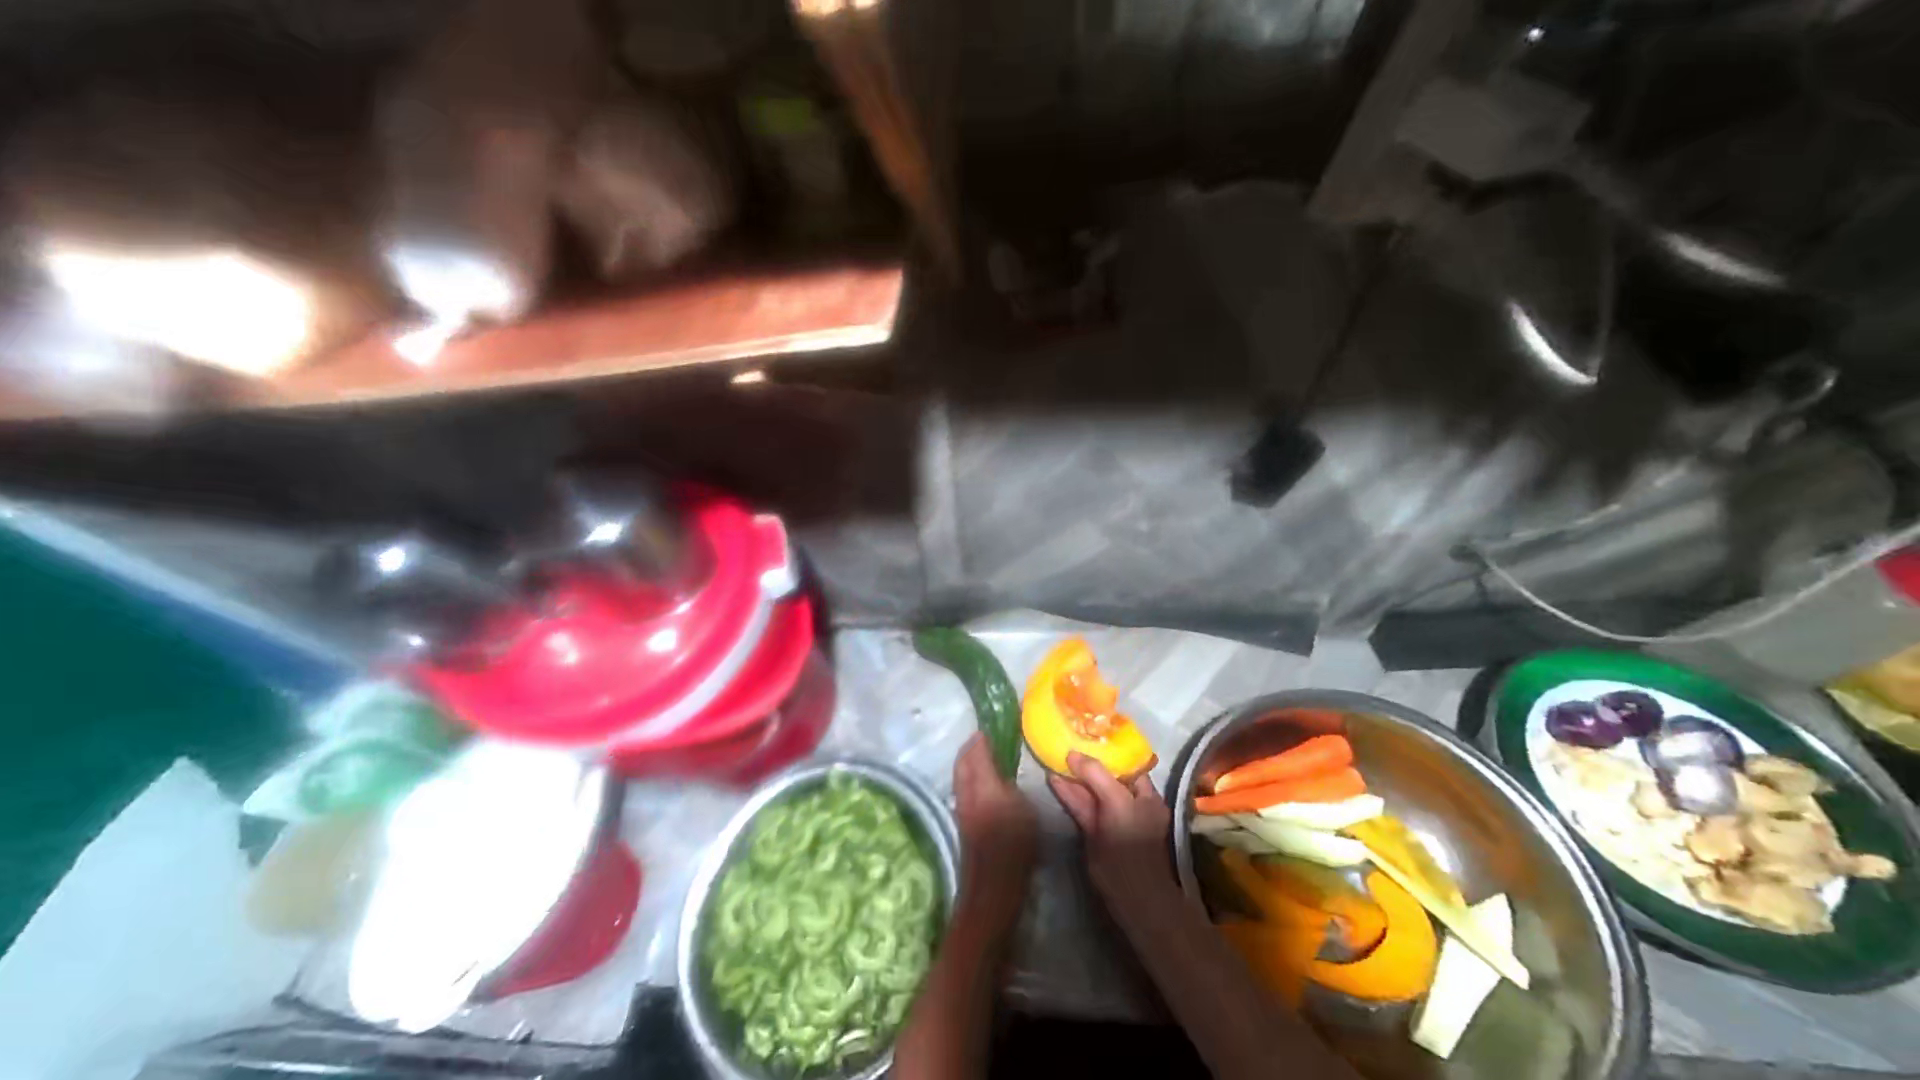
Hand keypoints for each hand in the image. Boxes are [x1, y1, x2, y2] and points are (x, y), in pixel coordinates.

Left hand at [953, 733, 1038, 917]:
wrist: (993, 885)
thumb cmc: (1015, 846)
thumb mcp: (1024, 809)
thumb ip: (1010, 785)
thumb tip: (1003, 772)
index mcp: (982, 784)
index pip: (976, 752)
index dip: (982, 738)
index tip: (989, 728)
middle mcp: (966, 792)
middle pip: (963, 762)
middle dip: (971, 748)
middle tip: (984, 739)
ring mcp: (962, 807)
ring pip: (960, 775)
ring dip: (968, 763)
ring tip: (984, 757)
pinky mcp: (962, 821)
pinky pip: (963, 788)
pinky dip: (970, 778)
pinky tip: (984, 782)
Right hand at [1048, 752, 1176, 923]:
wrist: (1131, 895)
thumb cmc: (1132, 844)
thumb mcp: (1117, 804)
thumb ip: (1097, 776)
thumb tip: (1073, 754)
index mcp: (1146, 795)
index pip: (1127, 764)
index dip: (1108, 750)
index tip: (1087, 735)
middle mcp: (1129, 803)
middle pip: (1106, 777)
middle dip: (1086, 763)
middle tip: (1065, 744)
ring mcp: (1110, 818)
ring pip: (1090, 792)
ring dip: (1073, 778)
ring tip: (1053, 759)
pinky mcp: (1093, 831)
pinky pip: (1081, 806)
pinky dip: (1068, 793)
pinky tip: (1053, 780)